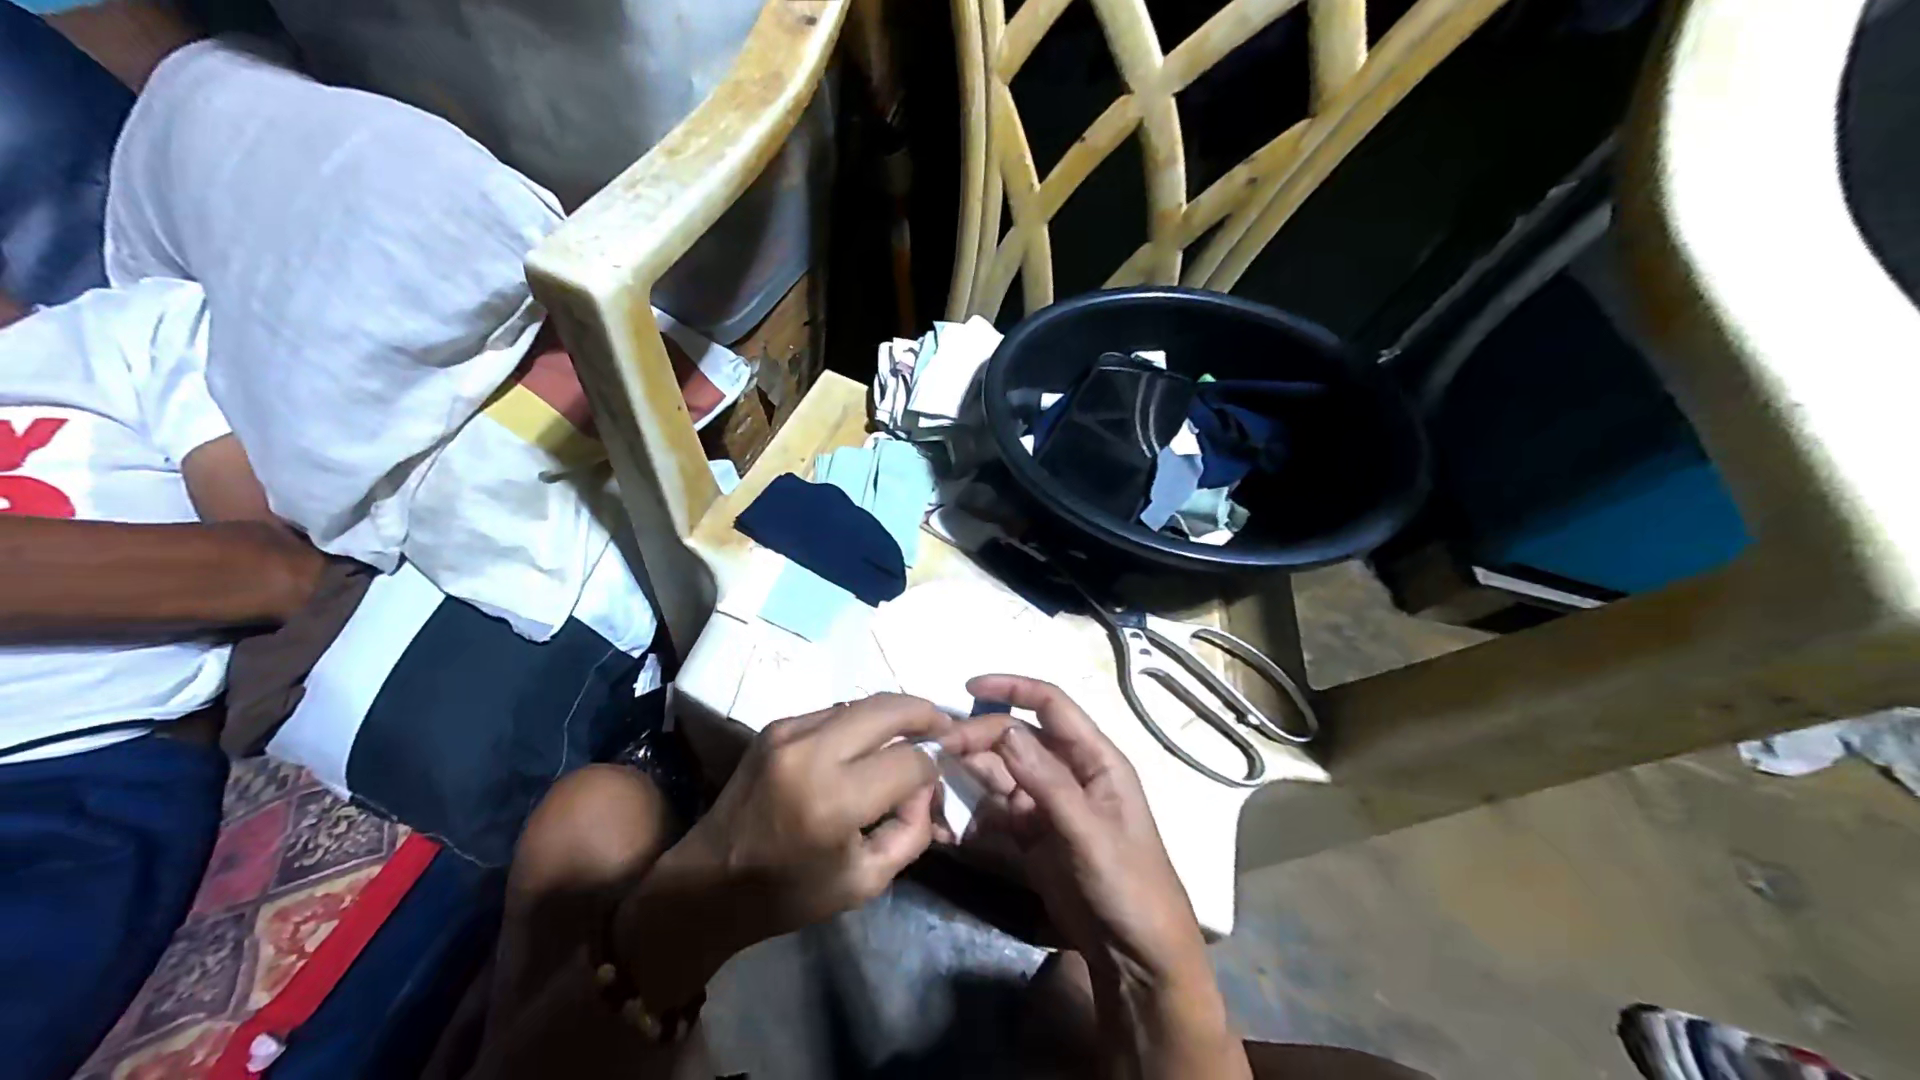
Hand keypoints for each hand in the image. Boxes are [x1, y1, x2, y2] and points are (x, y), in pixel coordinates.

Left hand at [618, 693, 951, 975]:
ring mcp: (789, 732)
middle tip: (945, 728)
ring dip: (895, 713)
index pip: (909, 762)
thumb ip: (910, 831)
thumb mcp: (865, 881)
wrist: (706, 882)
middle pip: (889, 708)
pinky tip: (869, 741)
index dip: (933, 767)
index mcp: (833, 801)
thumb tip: (926, 785)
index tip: (939, 776)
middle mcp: (811, 752)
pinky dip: (862, 721)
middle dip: (926, 715)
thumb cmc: (788, 893)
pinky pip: (835, 711)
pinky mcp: (776, 727)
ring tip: (914, 730)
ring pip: (863, 702)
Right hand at [946, 675, 1205, 988]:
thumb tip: (1005, 729)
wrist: (1137, 959)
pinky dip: (971, 812)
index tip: (969, 686)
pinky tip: (946, 820)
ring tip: (935, 773)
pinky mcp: (1031, 836)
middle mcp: (1069, 772)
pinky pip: (995, 811)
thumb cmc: (1128, 886)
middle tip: (941, 748)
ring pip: (1001, 772)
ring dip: (970, 770)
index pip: (1052, 705)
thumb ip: (1047, 782)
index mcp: (1095, 759)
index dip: (1013, 688)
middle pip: (1017, 738)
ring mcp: (1048, 804)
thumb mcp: (1090, 833)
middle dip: (980, 736)